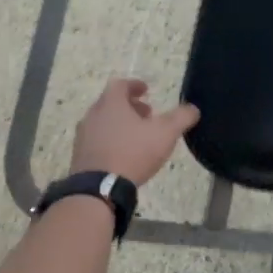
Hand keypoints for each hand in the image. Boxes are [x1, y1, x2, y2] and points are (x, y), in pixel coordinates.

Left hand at [71, 78, 199, 185]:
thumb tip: (192, 109)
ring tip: (137, 136)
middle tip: (147, 115)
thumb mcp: (166, 133)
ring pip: (102, 122)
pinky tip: (123, 154)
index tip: (146, 91)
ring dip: (119, 124)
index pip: (120, 85)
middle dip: (129, 106)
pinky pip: (96, 140)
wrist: (99, 188)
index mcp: (111, 104)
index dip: (134, 85)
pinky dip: (110, 140)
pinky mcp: (79, 155)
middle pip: (110, 103)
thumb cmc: (133, 152)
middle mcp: (93, 115)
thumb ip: (181, 117)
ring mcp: (83, 136)